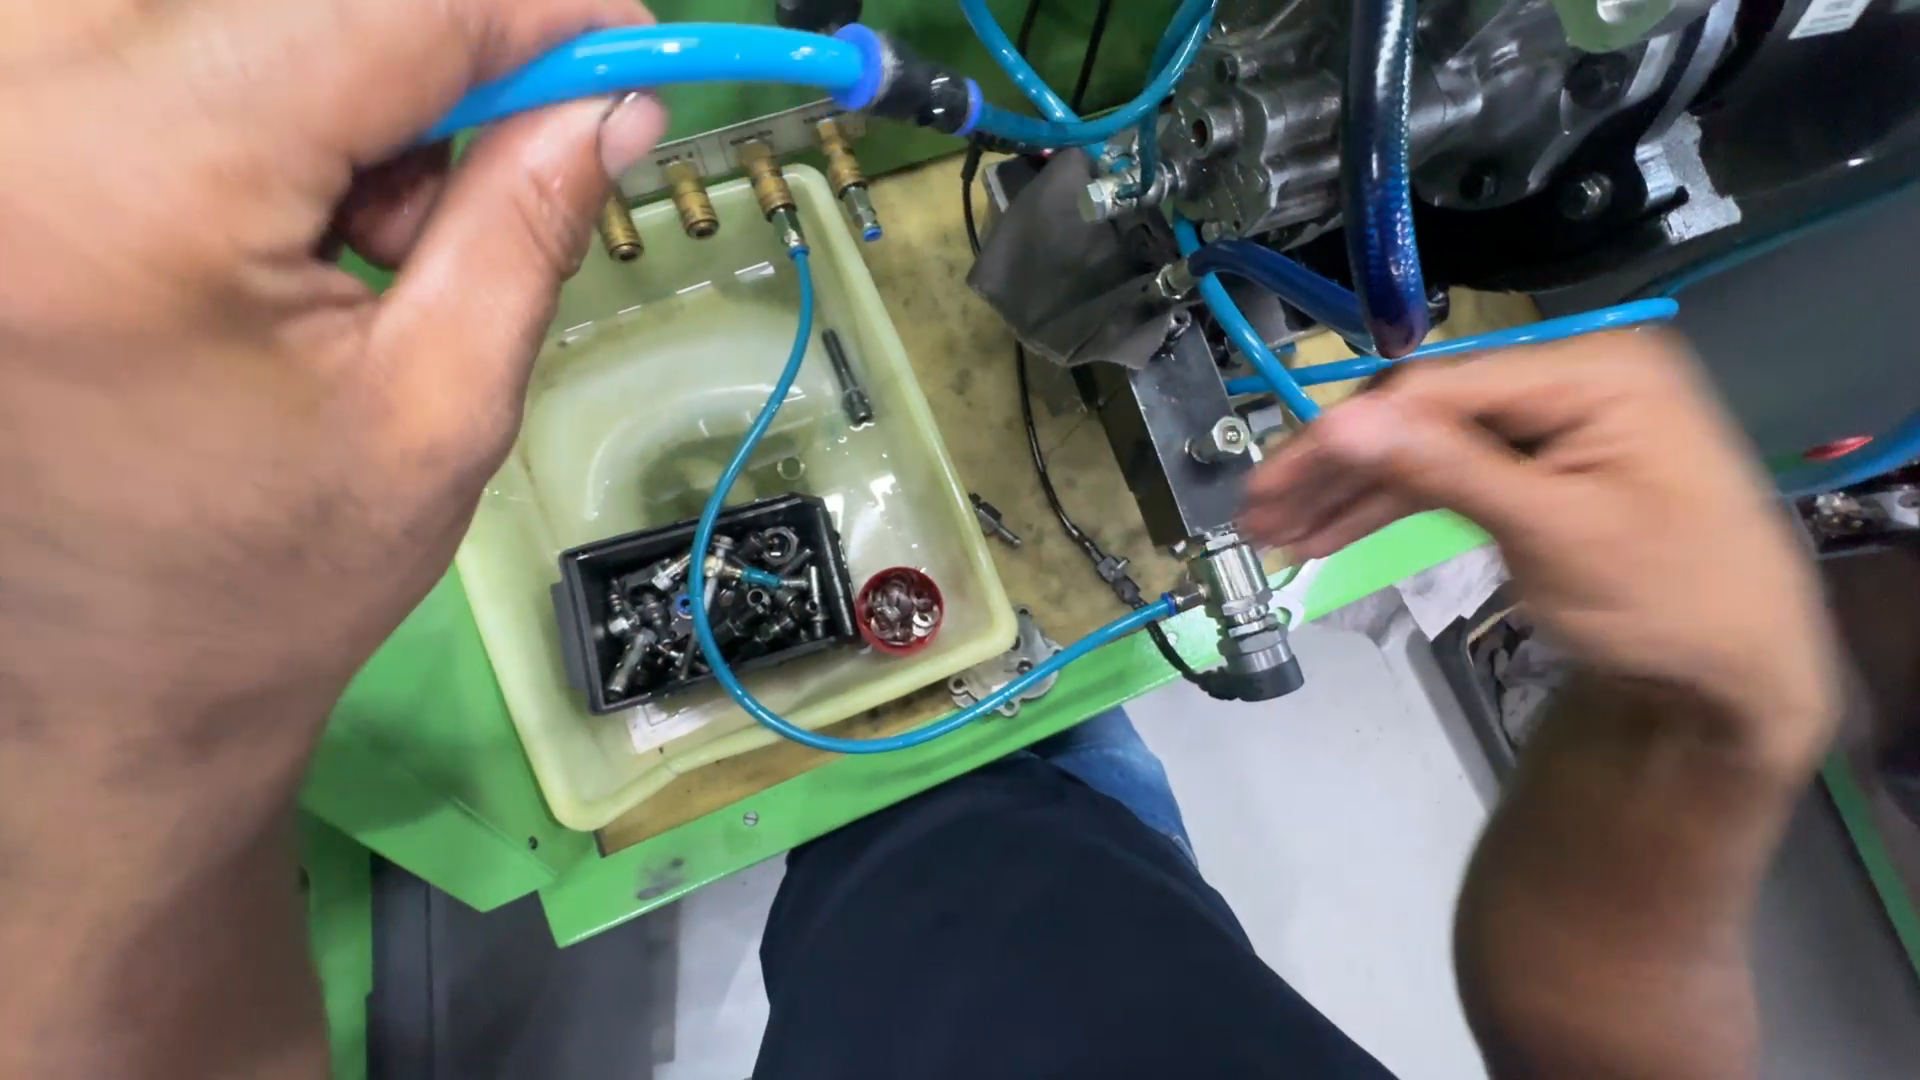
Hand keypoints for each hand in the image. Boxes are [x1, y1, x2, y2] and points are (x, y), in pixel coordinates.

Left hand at [1, 4, 664, 1072]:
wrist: (105, 677)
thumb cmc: (293, 564)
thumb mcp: (451, 402)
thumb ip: (529, 226)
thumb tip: (616, 107)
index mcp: (124, 193)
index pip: (373, 12)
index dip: (528, 8)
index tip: (628, 38)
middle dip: (439, 52)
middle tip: (518, 156)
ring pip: (214, 7)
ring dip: (351, 83)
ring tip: (393, 233)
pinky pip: (140, 39)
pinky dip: (270, 99)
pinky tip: (309, 219)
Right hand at [1240, 331, 1839, 770]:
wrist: (1729, 677)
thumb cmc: (1670, 599)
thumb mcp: (1553, 528)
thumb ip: (1443, 467)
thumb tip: (1339, 422)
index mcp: (1587, 372)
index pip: (1430, 390)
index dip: (1342, 435)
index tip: (1271, 479)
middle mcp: (1555, 386)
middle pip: (1409, 420)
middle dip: (1329, 471)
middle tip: (1255, 511)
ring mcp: (1533, 430)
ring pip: (1408, 455)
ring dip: (1338, 497)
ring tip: (1271, 534)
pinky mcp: (1516, 472)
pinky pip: (1429, 484)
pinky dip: (1374, 513)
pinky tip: (1320, 538)